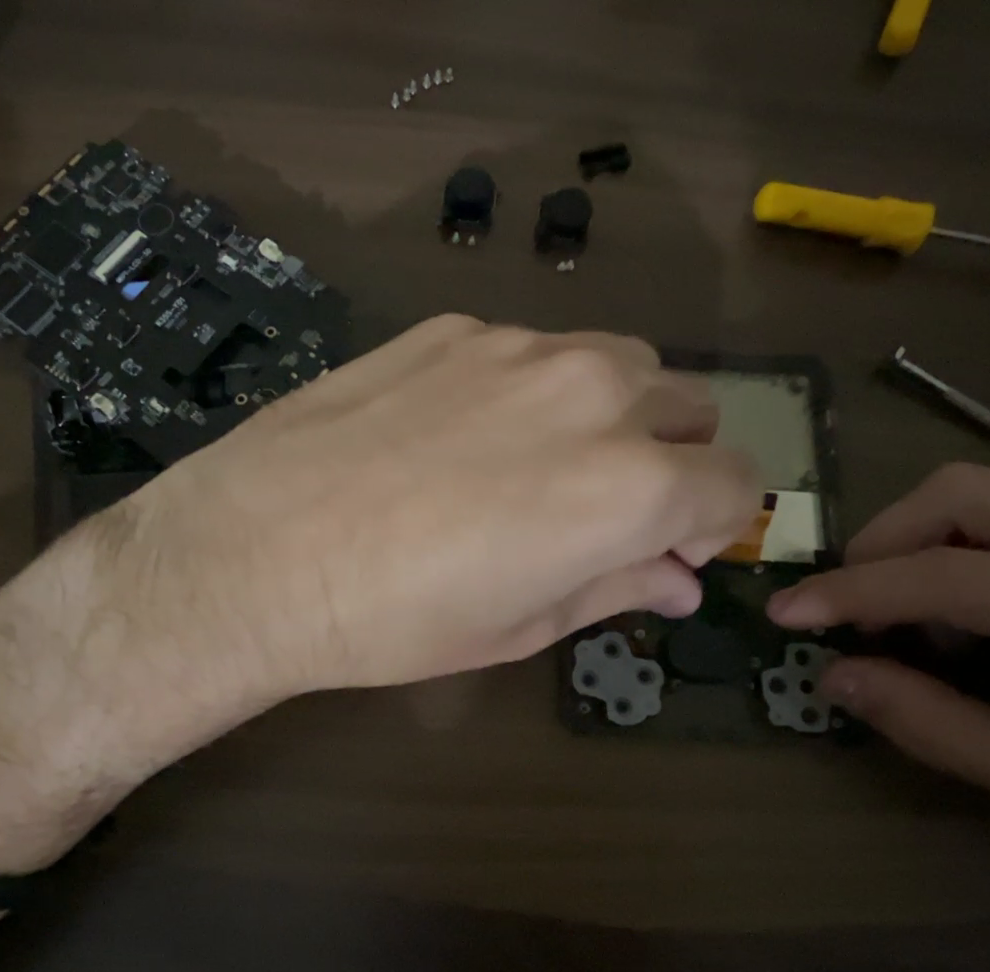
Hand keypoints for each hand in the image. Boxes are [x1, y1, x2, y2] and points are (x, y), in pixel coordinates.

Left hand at [3, 316, 756, 769]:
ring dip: (611, 411)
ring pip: (619, 362)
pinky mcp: (454, 327)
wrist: (255, 552)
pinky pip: (532, 347)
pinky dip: (531, 385)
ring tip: (536, 462)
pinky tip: (458, 430)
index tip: (668, 548)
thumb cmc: (394, 617)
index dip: (712, 523)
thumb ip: (617, 587)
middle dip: (670, 458)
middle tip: (604, 507)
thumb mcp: (520, 626)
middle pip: (690, 407)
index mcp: (630, 485)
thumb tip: (678, 578)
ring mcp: (521, 347)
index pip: (734, 483)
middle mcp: (595, 395)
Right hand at [767, 464, 989, 895]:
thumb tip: (838, 677)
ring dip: (923, 539)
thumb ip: (948, 732)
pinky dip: (975, 544)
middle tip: (855, 611)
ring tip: (916, 615)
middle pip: (965, 491)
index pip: (957, 573)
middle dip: (882, 543)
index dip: (854, 591)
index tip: (785, 612)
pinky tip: (985, 606)